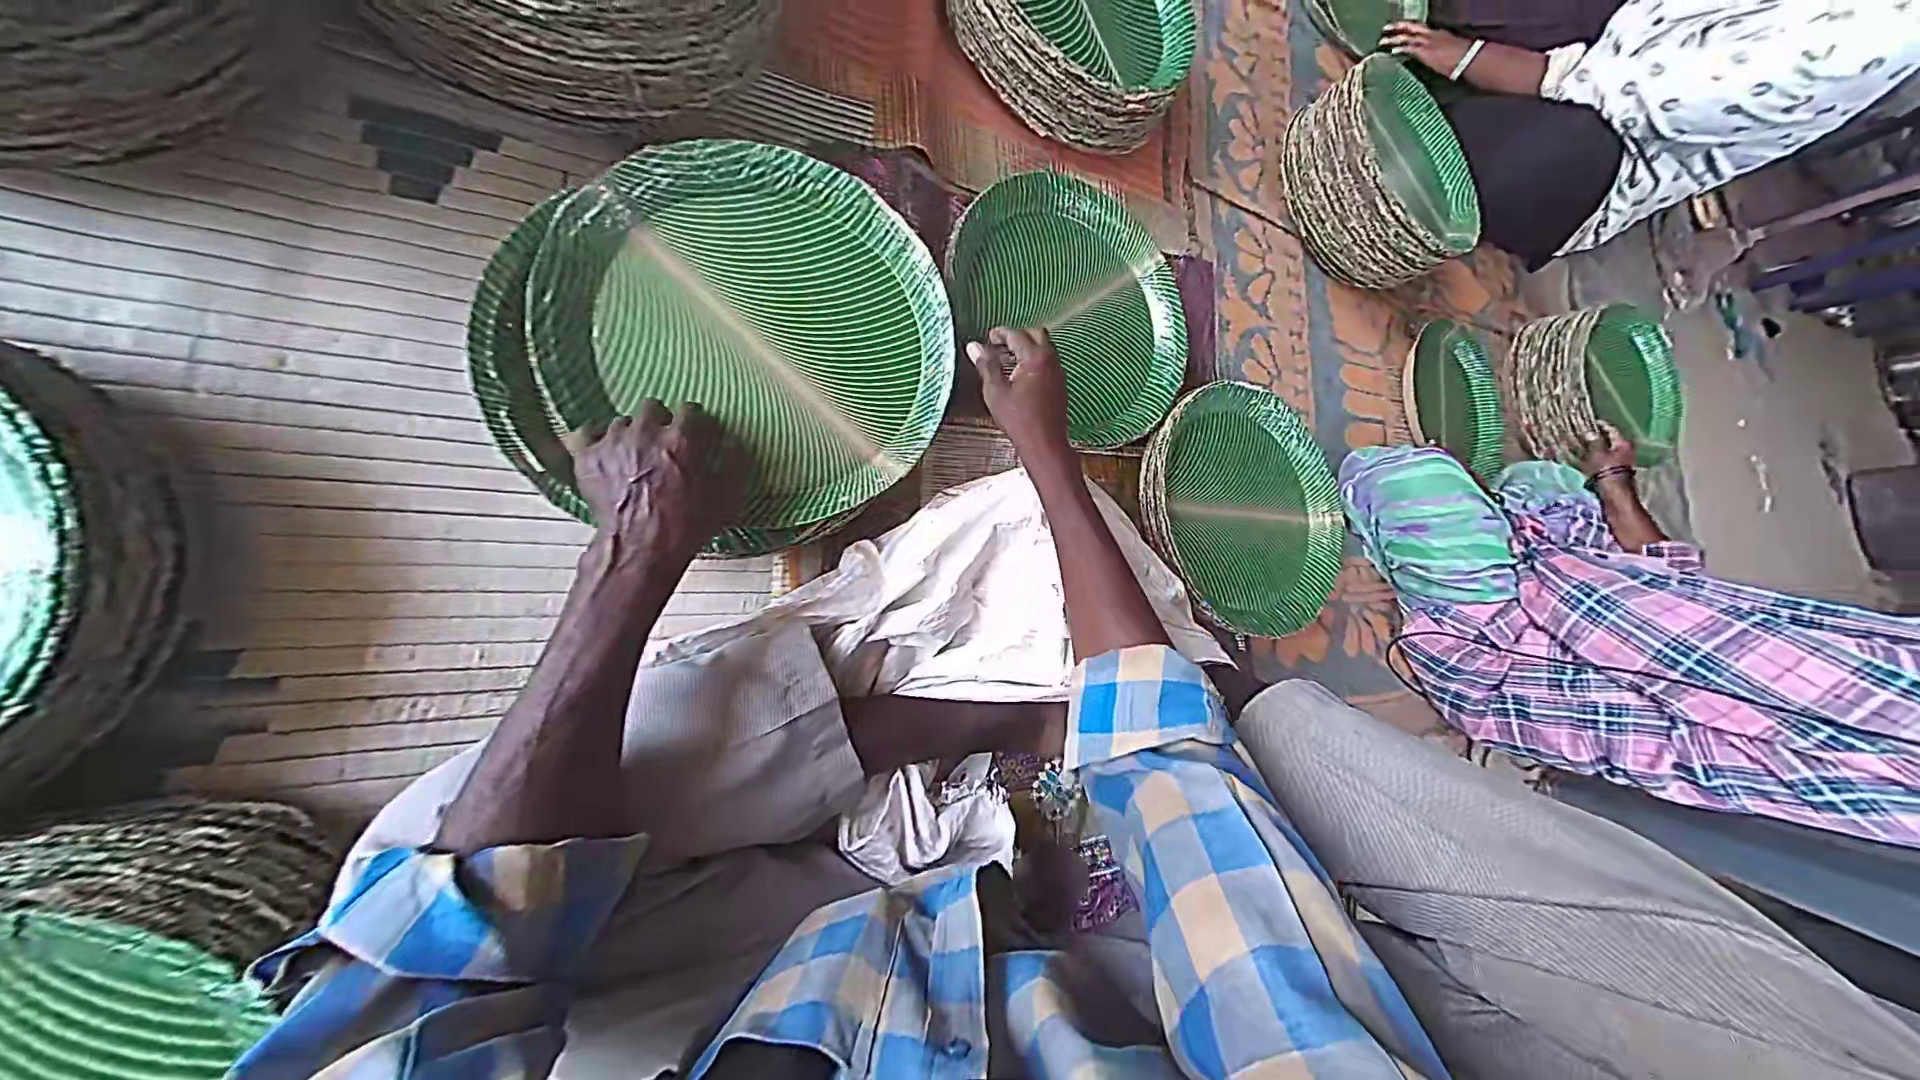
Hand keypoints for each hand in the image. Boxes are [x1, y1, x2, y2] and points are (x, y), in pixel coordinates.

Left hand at [564, 401, 743, 564]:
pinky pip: (586, 433)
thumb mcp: (725, 498)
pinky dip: (596, 440)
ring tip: (634, 454)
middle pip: (652, 407)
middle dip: (659, 421)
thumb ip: (733, 465)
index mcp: (681, 439)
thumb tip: (734, 445)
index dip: (694, 422)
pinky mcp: (586, 456)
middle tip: (663, 442)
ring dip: (630, 433)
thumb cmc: (686, 525)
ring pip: (621, 422)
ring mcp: (612, 442)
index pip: (689, 410)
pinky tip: (605, 453)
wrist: (642, 547)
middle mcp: (645, 432)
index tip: (695, 431)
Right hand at [968, 326, 1071, 465]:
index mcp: (1035, 358)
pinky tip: (1021, 374)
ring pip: (1045, 347)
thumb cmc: (1020, 421)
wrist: (1044, 443)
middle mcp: (1051, 361)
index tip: (990, 336)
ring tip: (1008, 359)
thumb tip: (975, 347)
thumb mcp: (995, 391)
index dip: (1000, 333)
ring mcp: (1058, 372)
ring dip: (1027, 347)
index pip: (1016, 335)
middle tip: (999, 344)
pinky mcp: (1060, 385)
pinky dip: (1035, 360)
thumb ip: (986, 365)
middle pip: (1036, 334)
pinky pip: (1049, 362)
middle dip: (1017, 335)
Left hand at [1380, 21, 1471, 76]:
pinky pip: (1410, 49)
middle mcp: (1431, 34)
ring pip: (1408, 37)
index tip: (1396, 28)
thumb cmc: (1458, 55)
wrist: (1465, 57)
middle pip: (1412, 27)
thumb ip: (1433, 49)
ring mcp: (1428, 42)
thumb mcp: (1445, 47)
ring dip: (1394, 39)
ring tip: (1382, 41)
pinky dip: (1401, 49)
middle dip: (1398, 27)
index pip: (1418, 28)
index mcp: (1436, 33)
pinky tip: (1392, 52)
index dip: (1406, 27)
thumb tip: (1425, 55)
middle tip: (1385, 28)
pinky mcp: (1426, 51)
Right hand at [1580, 422, 1636, 476]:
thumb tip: (1589, 433)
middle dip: (1595, 437)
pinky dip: (1591, 456)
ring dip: (1592, 448)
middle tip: (1582, 434)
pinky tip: (1582, 457)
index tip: (1592, 421)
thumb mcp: (1597, 453)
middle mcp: (1624, 450)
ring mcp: (1619, 460)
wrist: (1612, 489)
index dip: (1601, 425)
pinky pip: (1600, 459)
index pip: (1611, 430)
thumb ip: (1593, 441)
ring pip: (1603, 450)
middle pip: (1607, 440)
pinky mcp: (1612, 469)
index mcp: (1622, 443)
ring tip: (1579, 445)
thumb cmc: (1606, 469)